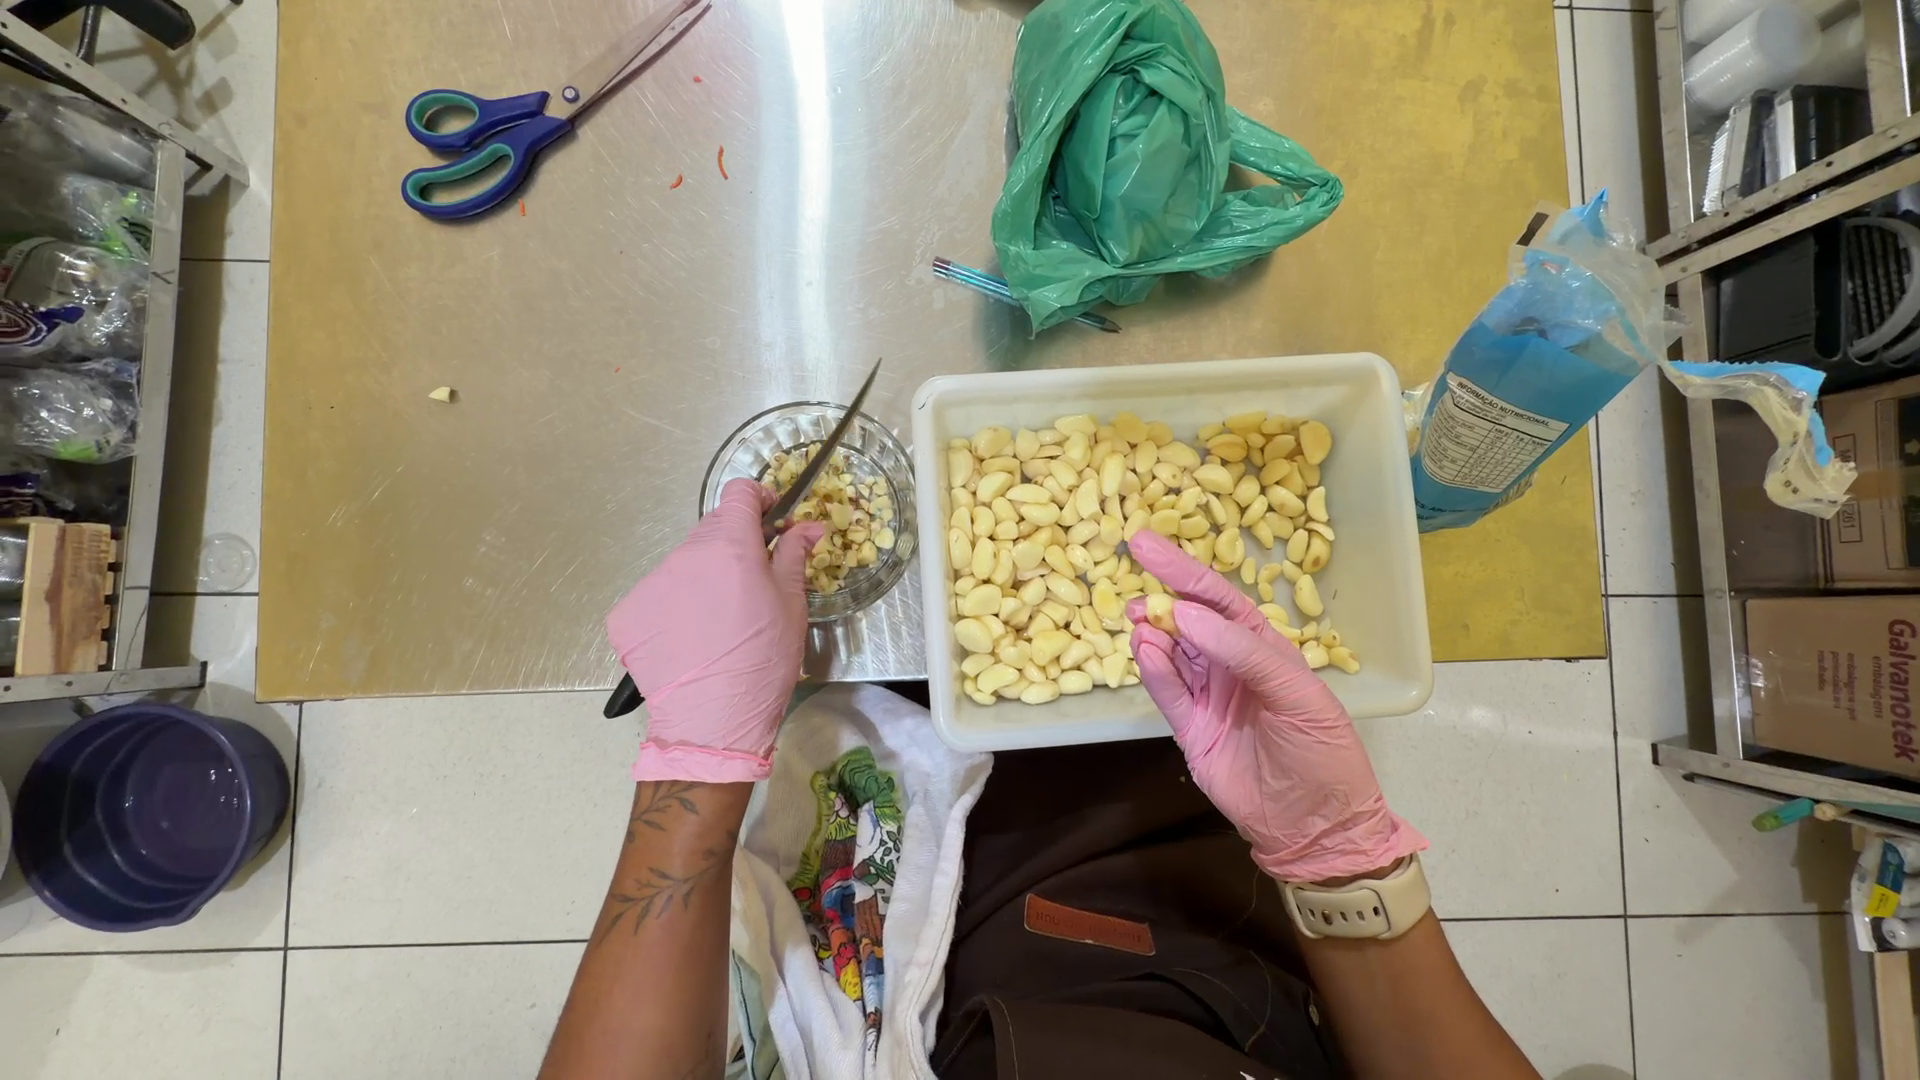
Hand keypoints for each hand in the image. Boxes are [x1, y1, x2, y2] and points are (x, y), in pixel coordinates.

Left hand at [605, 478, 824, 783]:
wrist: (713, 722)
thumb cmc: (765, 660)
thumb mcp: (791, 605)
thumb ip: (794, 556)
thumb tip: (809, 525)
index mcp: (730, 546)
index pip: (738, 493)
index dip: (758, 499)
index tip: (772, 519)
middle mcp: (685, 554)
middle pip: (713, 529)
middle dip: (737, 544)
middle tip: (755, 581)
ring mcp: (651, 583)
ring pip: (687, 562)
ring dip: (707, 574)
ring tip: (723, 618)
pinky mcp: (628, 613)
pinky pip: (661, 593)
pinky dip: (679, 603)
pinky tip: (694, 636)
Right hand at [1123, 531, 1425, 883]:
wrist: (1315, 829)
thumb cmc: (1323, 755)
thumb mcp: (1298, 697)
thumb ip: (1243, 654)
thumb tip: (1184, 614)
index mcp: (1262, 648)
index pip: (1218, 600)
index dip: (1184, 570)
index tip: (1145, 545)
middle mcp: (1229, 665)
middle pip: (1187, 621)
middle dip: (1161, 599)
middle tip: (1134, 588)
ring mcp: (1206, 696)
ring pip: (1170, 653)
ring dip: (1153, 634)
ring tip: (1139, 621)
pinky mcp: (1189, 728)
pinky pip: (1166, 692)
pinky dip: (1152, 671)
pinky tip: (1144, 651)